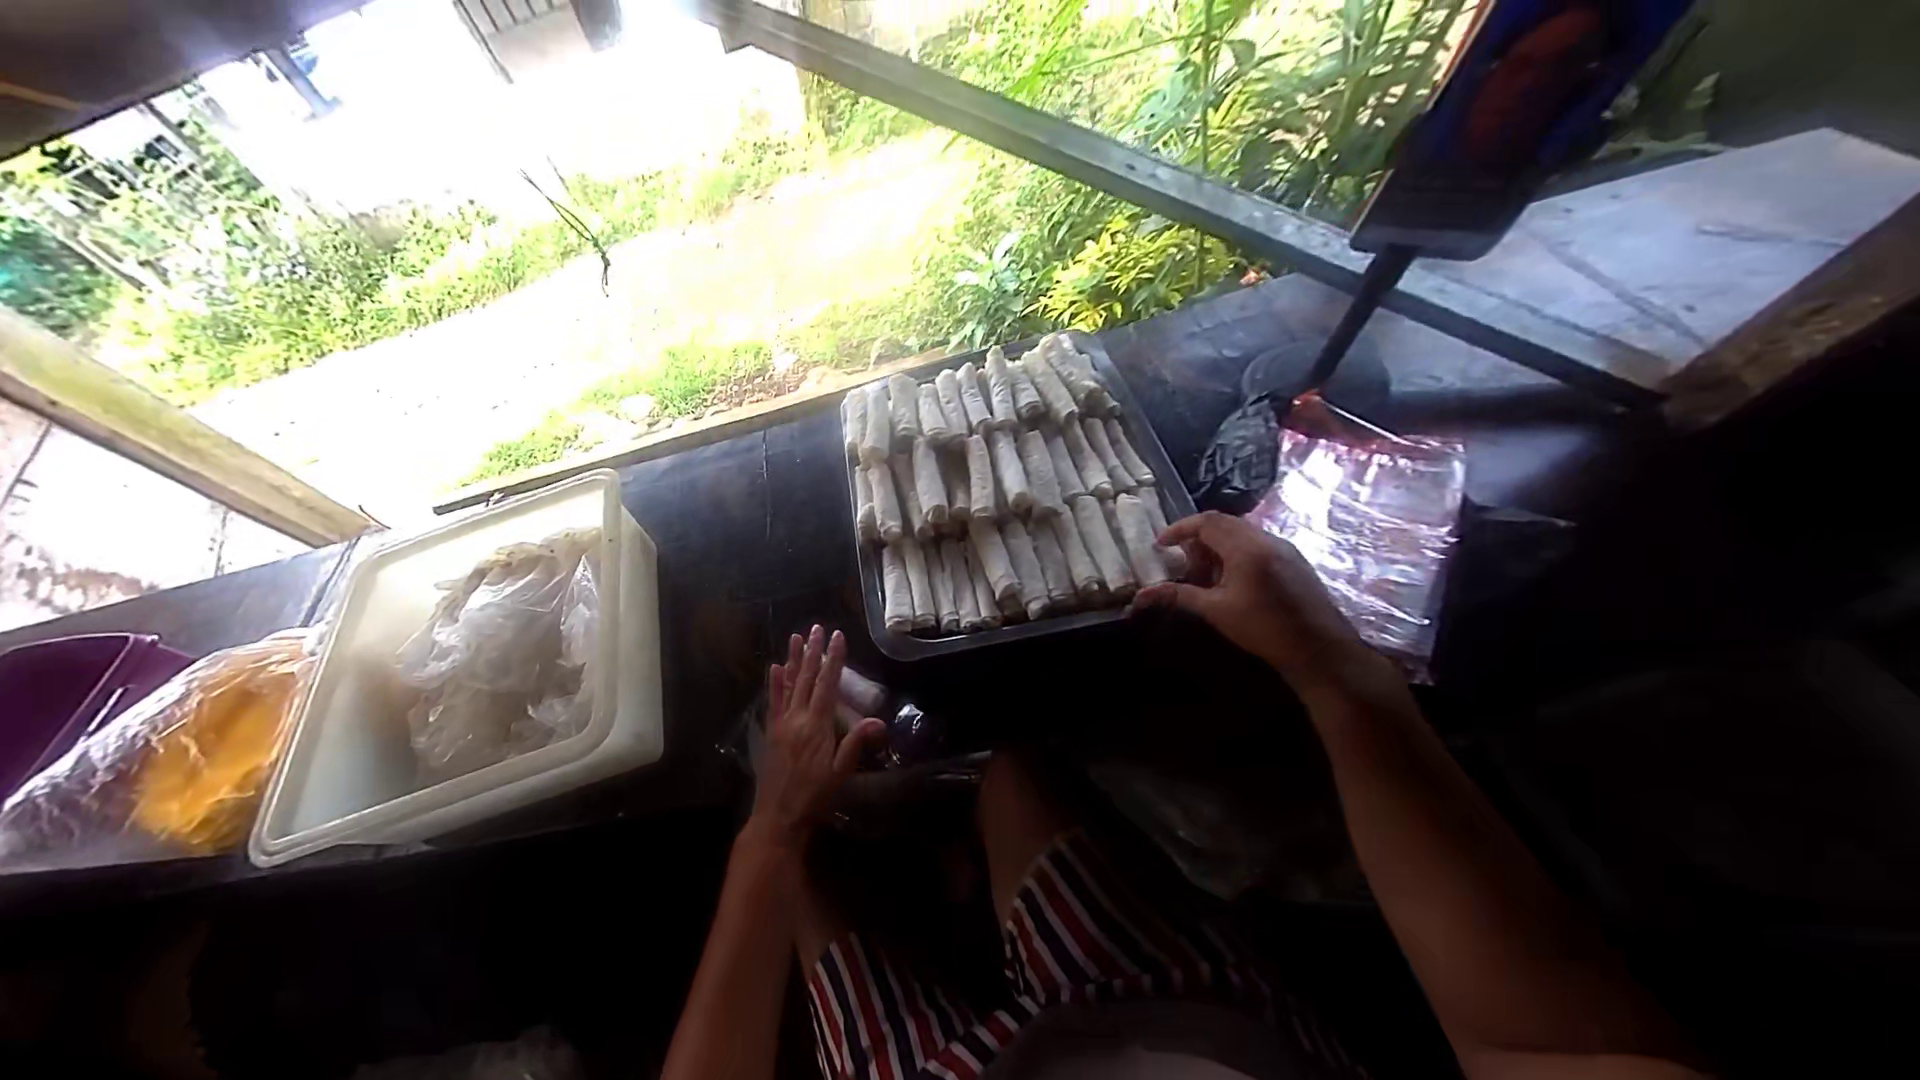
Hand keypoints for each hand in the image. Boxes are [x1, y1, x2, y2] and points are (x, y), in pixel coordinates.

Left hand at [748, 626, 885, 847]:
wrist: (779, 816)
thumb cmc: (815, 795)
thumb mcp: (841, 772)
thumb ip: (856, 743)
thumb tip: (879, 721)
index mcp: (817, 725)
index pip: (828, 684)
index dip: (834, 659)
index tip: (838, 637)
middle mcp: (798, 718)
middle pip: (808, 678)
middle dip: (815, 651)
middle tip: (818, 627)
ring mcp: (782, 723)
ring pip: (790, 684)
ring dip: (795, 659)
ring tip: (797, 637)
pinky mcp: (772, 731)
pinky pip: (774, 702)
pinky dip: (775, 683)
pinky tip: (776, 667)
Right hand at [1132, 511, 1371, 687]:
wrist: (1318, 649)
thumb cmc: (1263, 629)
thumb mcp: (1216, 611)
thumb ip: (1178, 596)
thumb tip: (1141, 596)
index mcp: (1246, 547)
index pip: (1207, 521)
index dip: (1180, 528)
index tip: (1161, 544)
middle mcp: (1265, 539)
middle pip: (1224, 523)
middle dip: (1197, 536)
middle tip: (1181, 559)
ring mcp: (1283, 548)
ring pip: (1241, 532)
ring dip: (1217, 544)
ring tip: (1203, 572)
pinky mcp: (1293, 560)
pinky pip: (1257, 543)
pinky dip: (1235, 551)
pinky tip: (1230, 579)